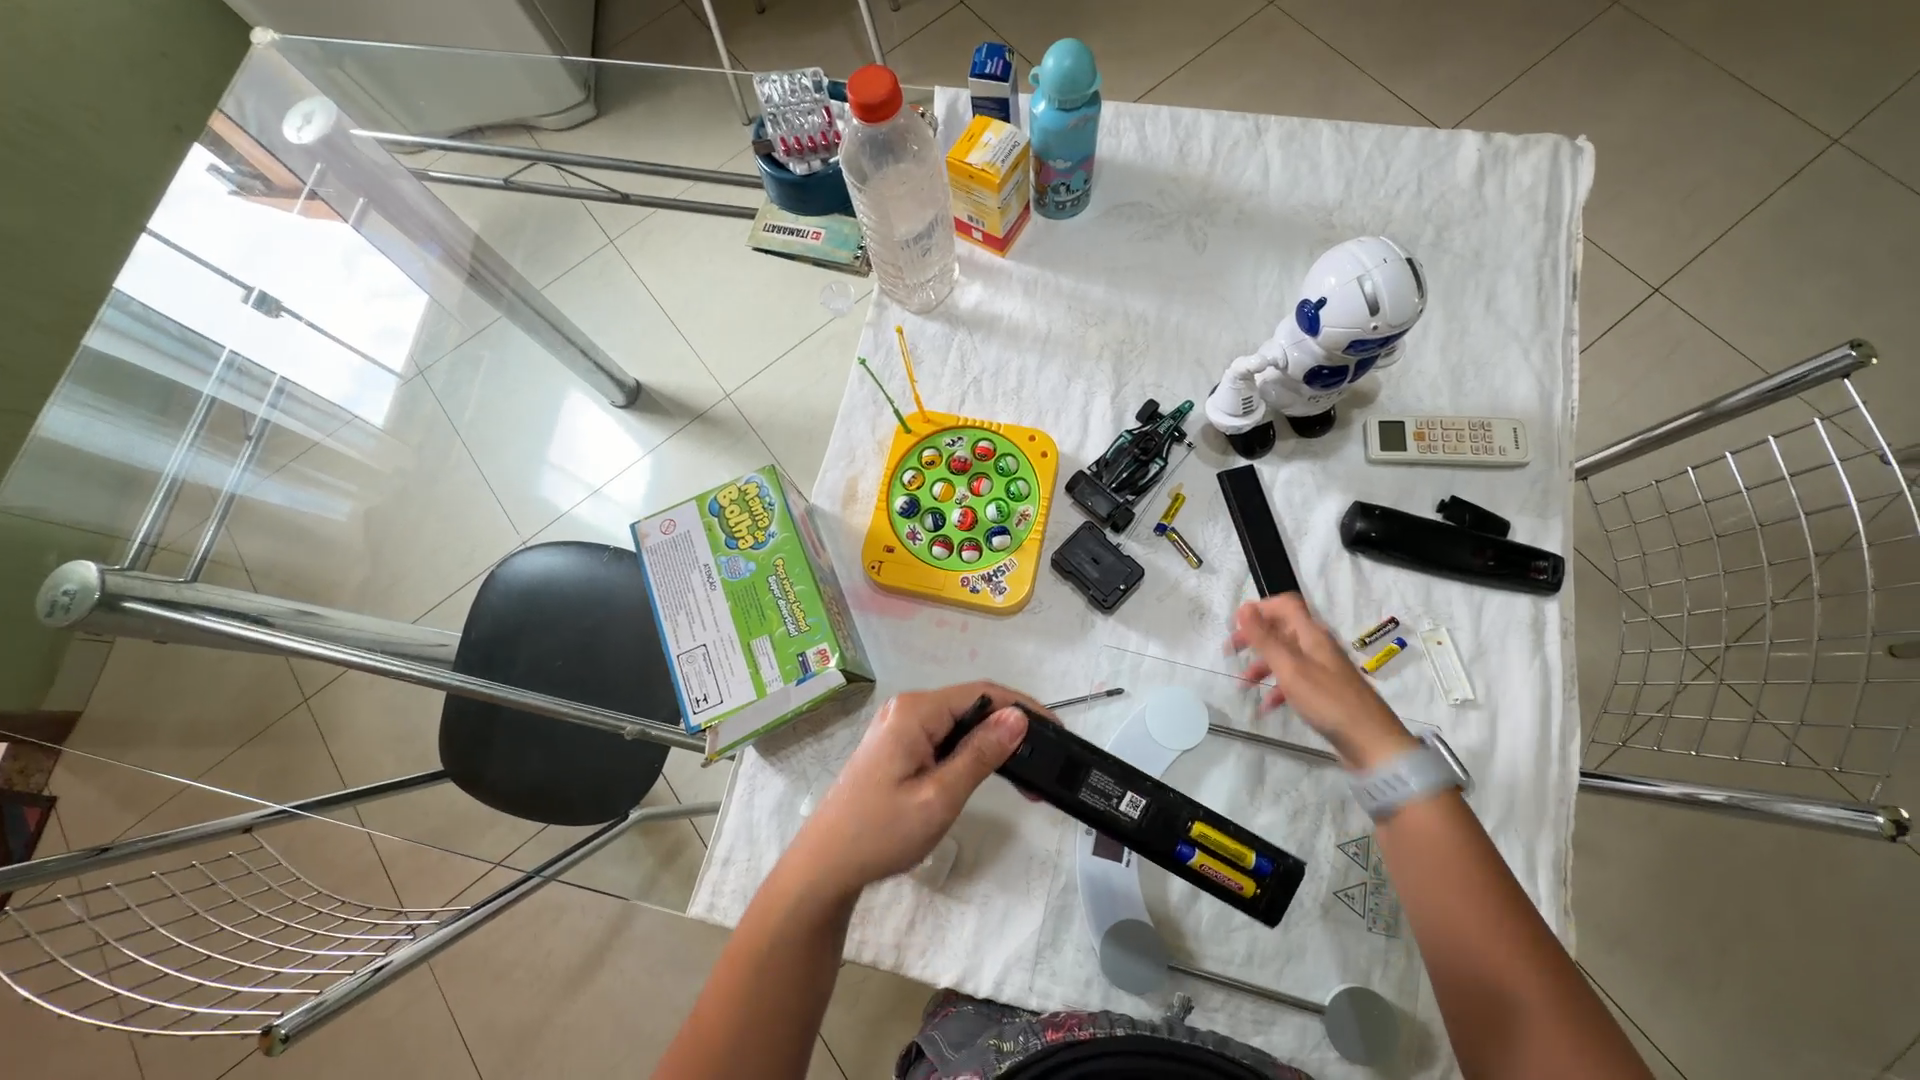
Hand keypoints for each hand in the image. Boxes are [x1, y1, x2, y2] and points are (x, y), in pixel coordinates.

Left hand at [789, 682, 1047, 896]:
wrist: (827, 864)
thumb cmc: (881, 832)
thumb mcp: (939, 796)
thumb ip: (980, 754)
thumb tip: (1018, 717)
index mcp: (914, 711)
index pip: (982, 693)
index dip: (1023, 707)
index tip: (1057, 731)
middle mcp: (906, 709)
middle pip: (972, 706)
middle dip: (1011, 730)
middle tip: (1046, 766)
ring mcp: (900, 728)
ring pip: (960, 725)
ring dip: (993, 746)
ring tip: (1027, 779)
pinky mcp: (898, 747)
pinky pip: (944, 740)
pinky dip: (971, 756)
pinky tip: (991, 775)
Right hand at [1230, 594, 1416, 769]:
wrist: (1370, 741)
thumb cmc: (1327, 700)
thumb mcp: (1289, 667)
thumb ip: (1265, 638)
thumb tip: (1244, 606)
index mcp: (1311, 635)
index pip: (1285, 605)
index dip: (1260, 609)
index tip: (1235, 624)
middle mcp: (1317, 646)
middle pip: (1282, 631)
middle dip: (1254, 639)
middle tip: (1230, 652)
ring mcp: (1322, 669)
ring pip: (1286, 658)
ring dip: (1262, 667)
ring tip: (1243, 685)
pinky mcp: (1324, 692)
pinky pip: (1295, 681)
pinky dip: (1277, 689)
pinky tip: (1267, 707)